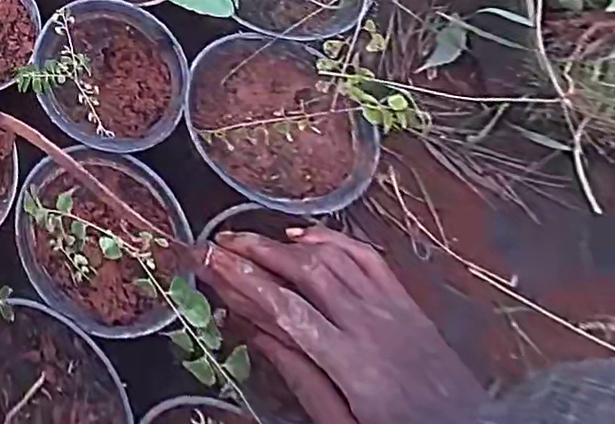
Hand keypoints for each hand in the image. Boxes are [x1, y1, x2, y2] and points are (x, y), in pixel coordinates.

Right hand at [199, 226, 486, 423]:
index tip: (207, 258)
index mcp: (353, 365)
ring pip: (329, 255)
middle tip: (219, 242)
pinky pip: (365, 255)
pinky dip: (329, 237)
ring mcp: (393, 310)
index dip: (241, 276)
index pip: (284, 306)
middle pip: (303, 268)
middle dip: (255, 248)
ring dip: (283, 240)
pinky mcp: (408, 303)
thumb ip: (300, 377)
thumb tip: (254, 328)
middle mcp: (371, 327)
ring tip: (251, 239)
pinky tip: (303, 236)